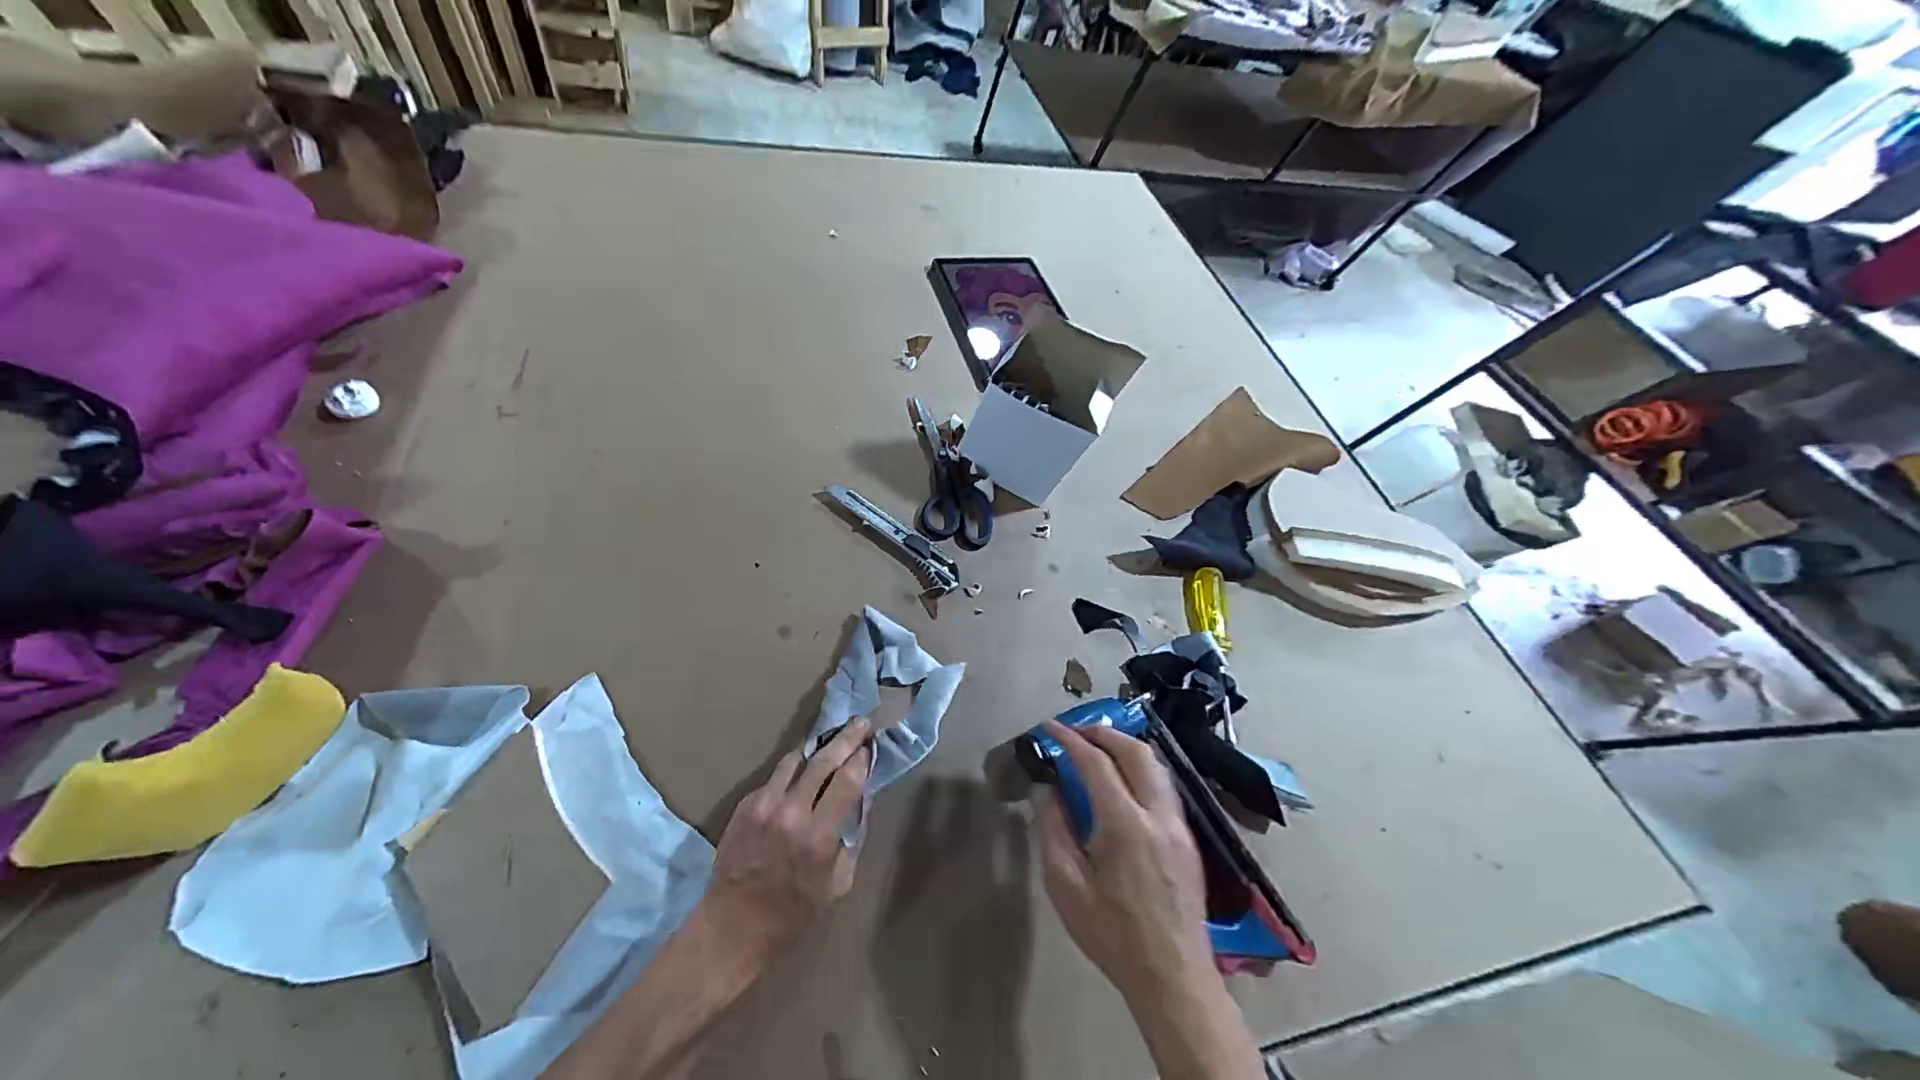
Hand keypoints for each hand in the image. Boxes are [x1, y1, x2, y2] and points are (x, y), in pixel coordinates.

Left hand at [702, 718, 873, 965]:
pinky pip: (774, 778)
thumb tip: (859, 803)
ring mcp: (764, 806)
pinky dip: (791, 772)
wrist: (734, 923)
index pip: (848, 781)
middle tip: (860, 722)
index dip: (862, 758)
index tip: (871, 745)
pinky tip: (799, 775)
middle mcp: (791, 813)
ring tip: (830, 738)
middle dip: (846, 738)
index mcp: (819, 836)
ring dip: (816, 748)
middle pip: (824, 761)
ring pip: (795, 760)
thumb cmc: (793, 911)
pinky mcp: (745, 805)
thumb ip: (851, 839)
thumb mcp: (838, 882)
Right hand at [1033, 720, 1212, 1002]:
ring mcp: (1179, 826)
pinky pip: (1164, 786)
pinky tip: (1123, 782)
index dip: (1070, 741)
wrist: (1172, 975)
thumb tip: (1050, 793)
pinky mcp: (1188, 838)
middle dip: (1104, 733)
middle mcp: (1159, 815)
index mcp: (1125, 826)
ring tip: (1098, 749)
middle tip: (1076, 732)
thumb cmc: (1112, 934)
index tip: (1049, 728)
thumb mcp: (1066, 887)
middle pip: (1137, 752)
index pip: (1096, 764)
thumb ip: (1054, 831)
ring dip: (1126, 748)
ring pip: (1157, 766)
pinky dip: (1141, 769)